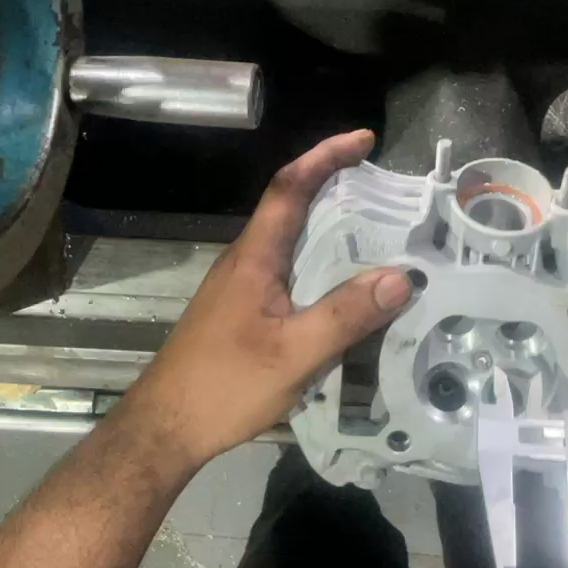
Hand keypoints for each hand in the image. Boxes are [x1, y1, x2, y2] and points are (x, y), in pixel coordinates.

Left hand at [113, 130, 411, 469]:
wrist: (166, 428)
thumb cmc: (223, 386)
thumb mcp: (293, 354)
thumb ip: (345, 315)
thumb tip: (401, 277)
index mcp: (255, 257)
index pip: (289, 187)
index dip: (325, 156)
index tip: (364, 140)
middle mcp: (247, 261)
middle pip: (293, 206)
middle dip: (338, 187)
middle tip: (389, 191)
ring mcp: (242, 286)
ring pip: (292, 241)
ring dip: (332, 227)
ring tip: (381, 233)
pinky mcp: (244, 309)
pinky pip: (291, 270)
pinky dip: (323, 263)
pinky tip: (346, 287)